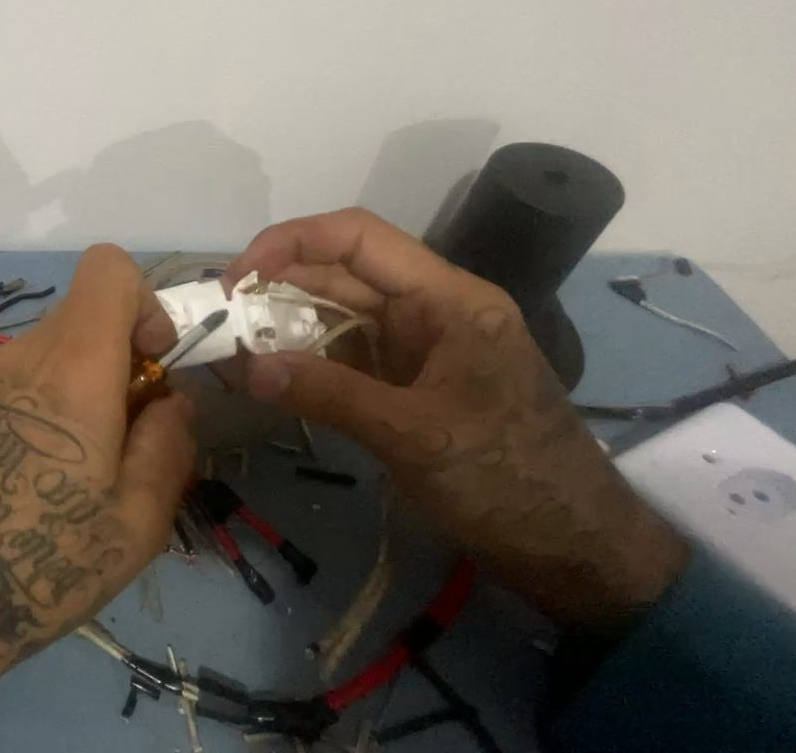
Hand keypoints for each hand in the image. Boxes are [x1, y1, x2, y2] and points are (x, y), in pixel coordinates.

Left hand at [0, 245, 195, 714]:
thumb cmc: (46, 563)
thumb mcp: (138, 520)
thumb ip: (168, 443)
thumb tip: (170, 399)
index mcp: (72, 369)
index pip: (107, 267)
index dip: (145, 302)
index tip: (154, 364)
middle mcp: (22, 356)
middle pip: (85, 315)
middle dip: (122, 356)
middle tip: (130, 434)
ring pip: (54, 347)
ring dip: (86, 383)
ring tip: (86, 463)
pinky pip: (22, 375)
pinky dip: (49, 398)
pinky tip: (43, 468)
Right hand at [226, 208, 687, 633]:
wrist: (577, 556)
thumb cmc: (510, 483)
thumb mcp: (415, 436)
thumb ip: (327, 393)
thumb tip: (244, 367)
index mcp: (447, 300)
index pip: (357, 238)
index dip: (290, 243)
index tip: (237, 280)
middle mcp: (427, 310)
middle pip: (336, 273)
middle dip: (273, 288)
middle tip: (218, 320)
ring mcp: (413, 347)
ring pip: (331, 313)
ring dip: (279, 325)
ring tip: (229, 348)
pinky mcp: (401, 381)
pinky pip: (338, 353)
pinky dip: (297, 359)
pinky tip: (261, 374)